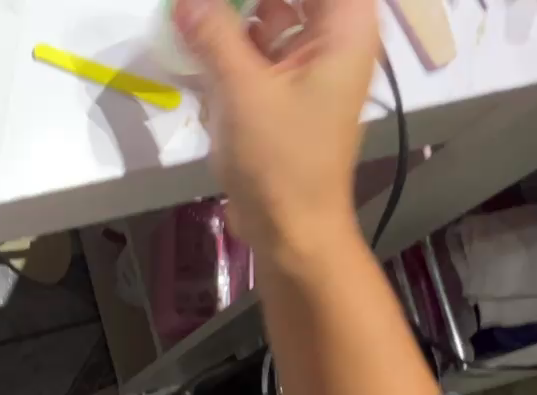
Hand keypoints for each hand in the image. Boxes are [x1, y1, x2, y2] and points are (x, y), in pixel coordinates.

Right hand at [176, 0, 380, 256]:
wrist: (291, 229)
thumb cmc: (279, 159)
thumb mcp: (242, 92)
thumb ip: (214, 37)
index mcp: (345, 24)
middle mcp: (334, 38)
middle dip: (241, 1)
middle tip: (198, 5)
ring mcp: (310, 69)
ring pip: (272, 21)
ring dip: (233, 21)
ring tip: (191, 19)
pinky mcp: (286, 98)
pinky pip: (260, 58)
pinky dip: (232, 53)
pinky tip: (198, 53)